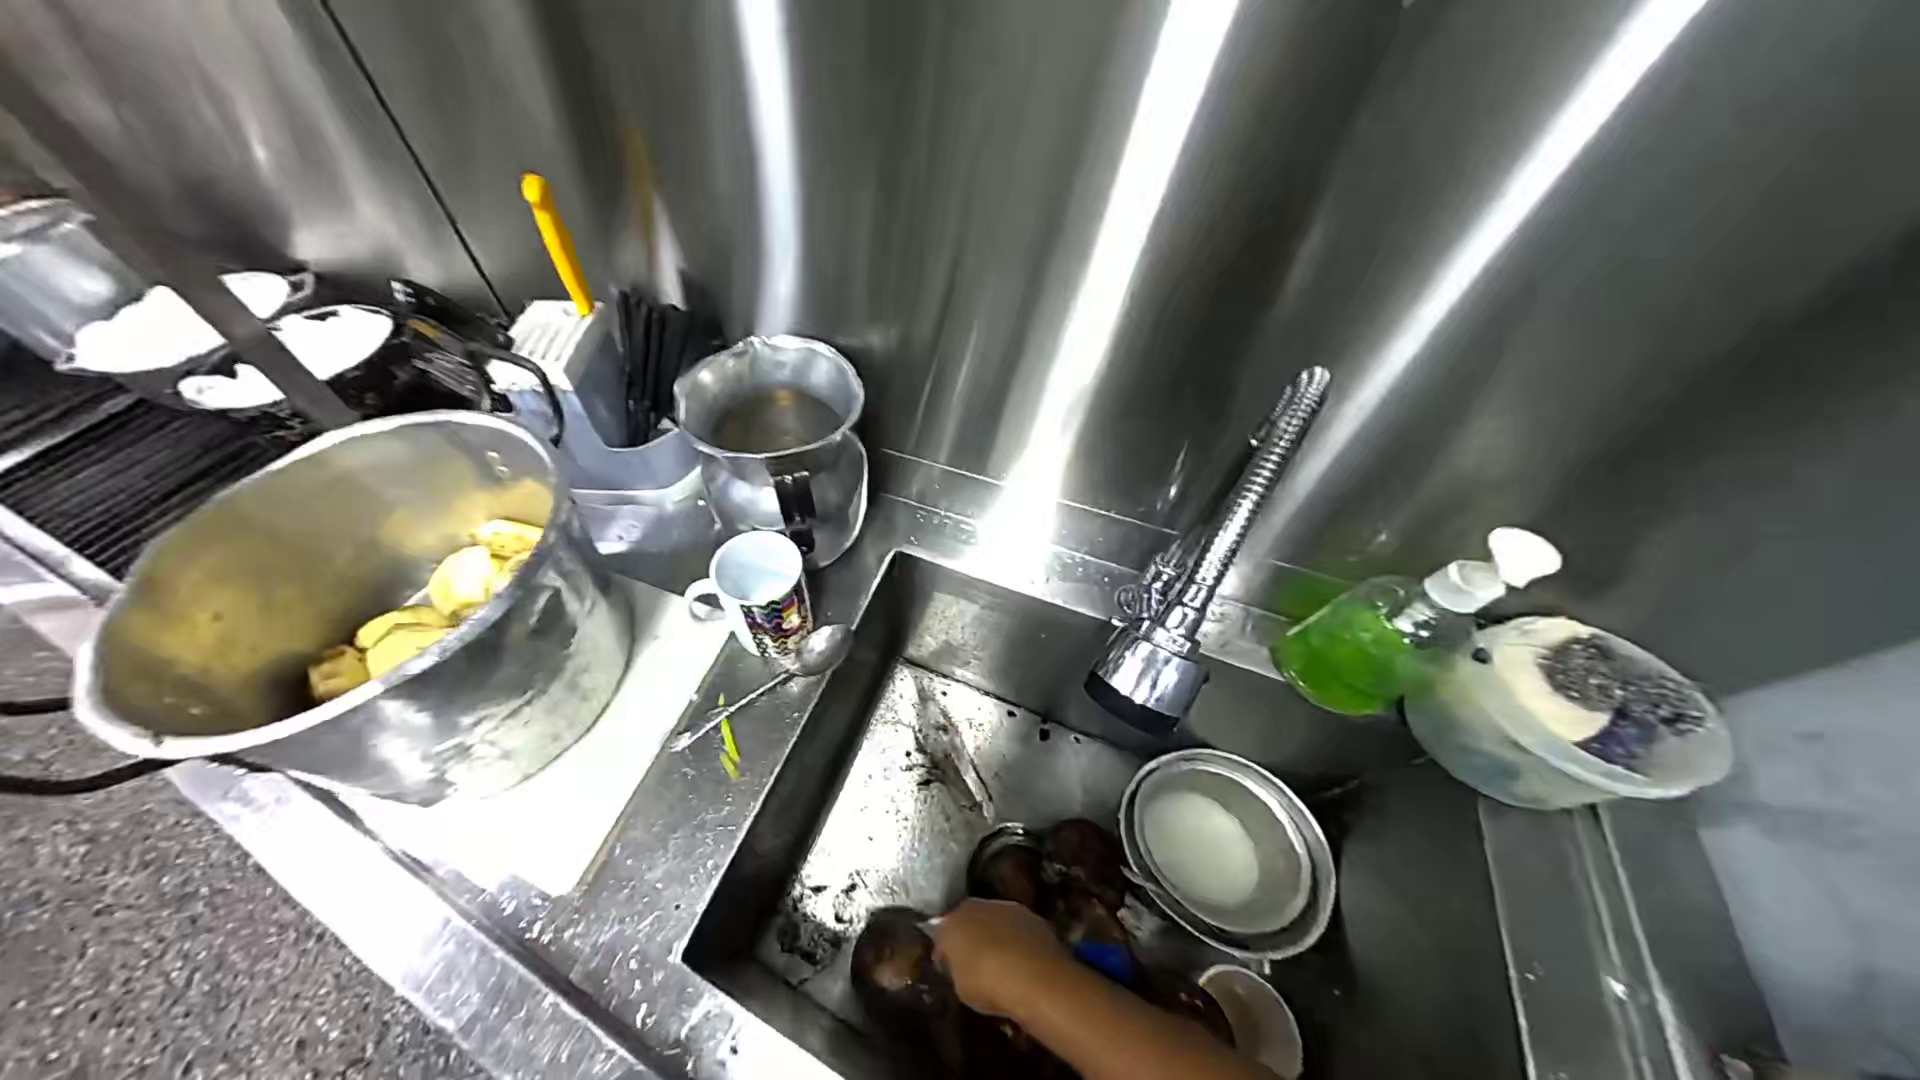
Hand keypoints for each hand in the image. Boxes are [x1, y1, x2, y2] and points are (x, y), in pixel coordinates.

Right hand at [929, 899, 1068, 1018]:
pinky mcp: (1032, 916)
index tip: (951, 970)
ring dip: (996, 936)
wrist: (1034, 977)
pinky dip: (1017, 940)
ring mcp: (1007, 907)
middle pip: (970, 921)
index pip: (942, 933)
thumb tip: (960, 964)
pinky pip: (1017, 928)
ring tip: (1002, 964)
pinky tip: (1023, 962)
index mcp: (952, 922)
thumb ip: (957, 969)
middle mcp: (977, 906)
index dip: (947, 952)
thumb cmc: (987, 985)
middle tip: (976, 965)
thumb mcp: (960, 988)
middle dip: (971, 938)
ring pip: (995, 921)